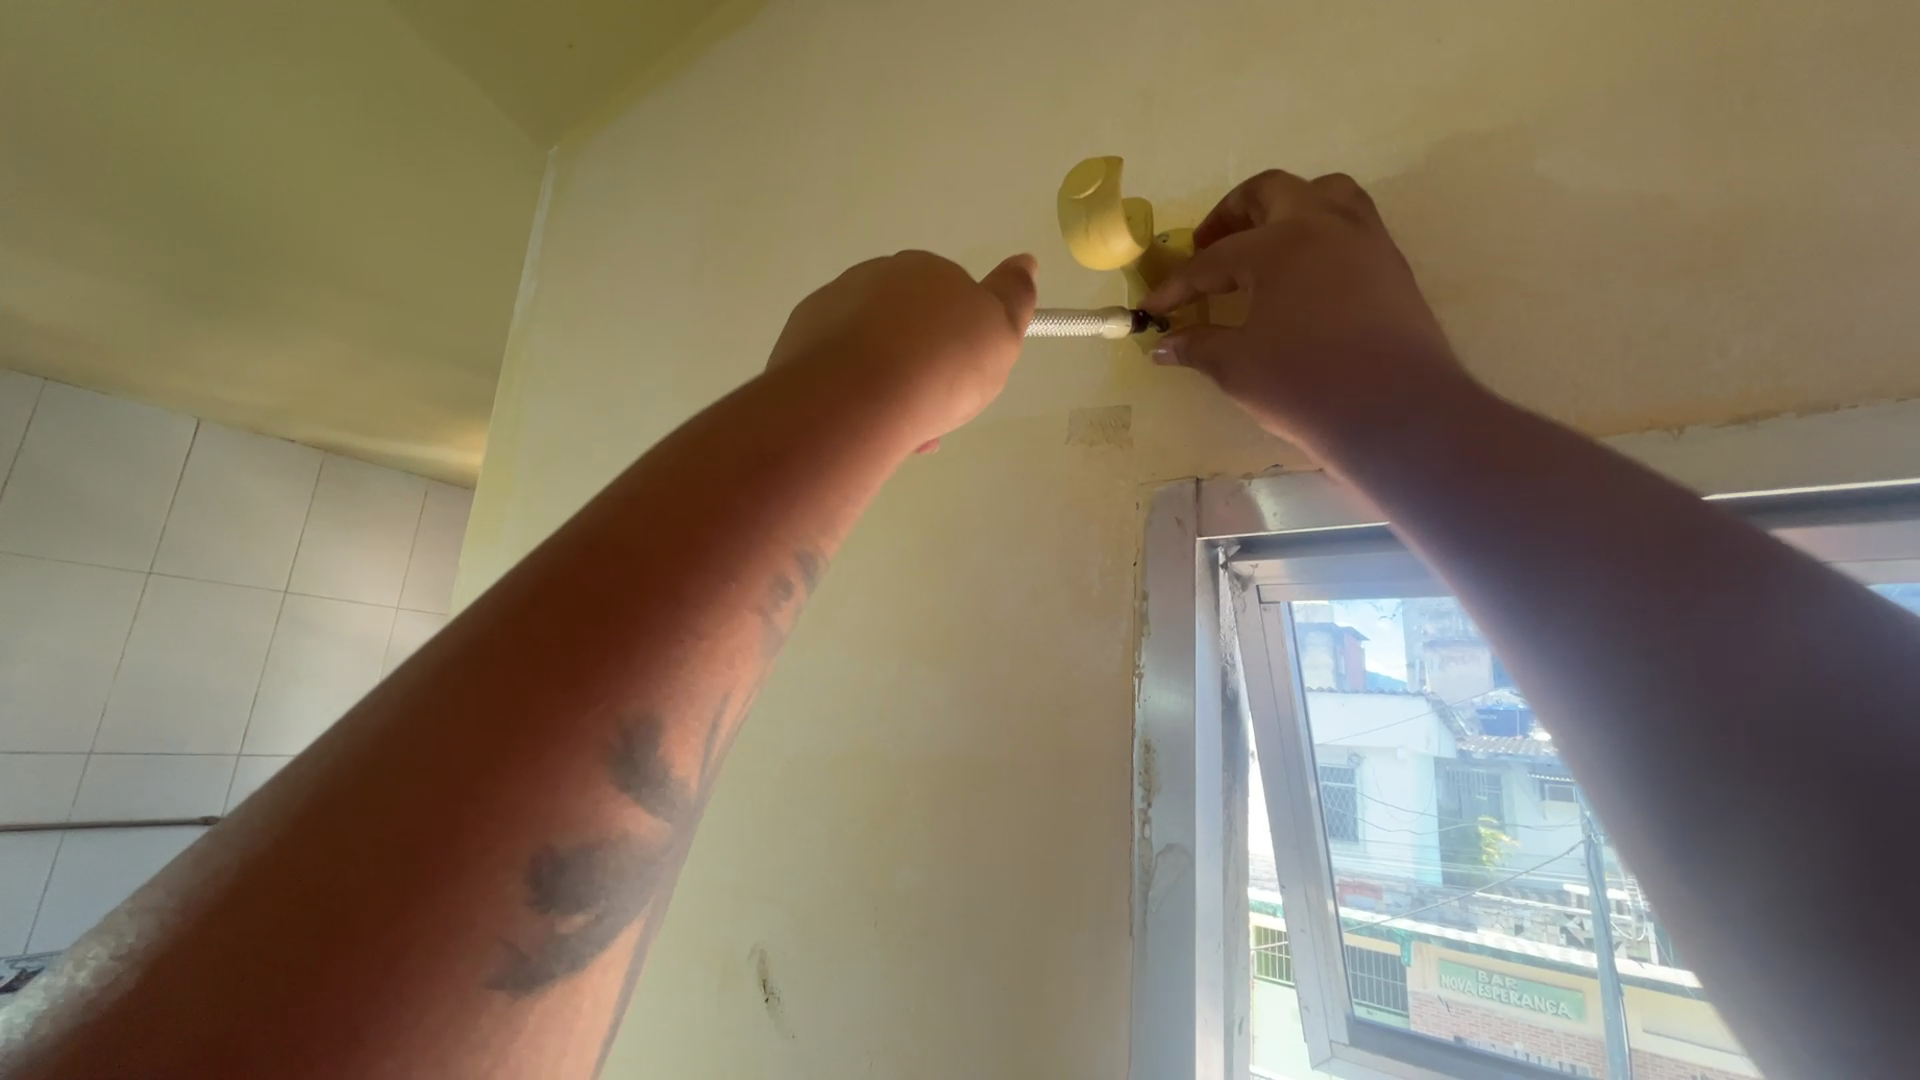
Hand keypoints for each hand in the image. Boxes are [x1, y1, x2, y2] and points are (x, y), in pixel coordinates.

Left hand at [768, 250, 1036, 453]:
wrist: (860, 396)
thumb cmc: (943, 364)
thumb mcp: (1000, 332)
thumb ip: (1014, 298)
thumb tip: (1024, 261)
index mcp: (924, 269)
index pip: (948, 299)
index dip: (959, 341)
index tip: (965, 378)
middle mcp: (873, 277)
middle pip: (905, 324)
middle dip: (921, 363)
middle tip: (934, 408)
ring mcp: (830, 307)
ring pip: (869, 349)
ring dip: (887, 382)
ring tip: (901, 428)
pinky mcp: (798, 342)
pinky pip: (836, 368)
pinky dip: (853, 392)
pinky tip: (865, 424)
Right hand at [1142, 170, 1475, 452]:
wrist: (1395, 413)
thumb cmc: (1306, 383)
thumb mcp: (1237, 367)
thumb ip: (1198, 346)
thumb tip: (1163, 345)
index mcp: (1279, 244)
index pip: (1213, 259)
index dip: (1177, 285)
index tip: (1153, 307)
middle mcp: (1324, 225)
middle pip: (1271, 192)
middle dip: (1231, 214)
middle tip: (1206, 246)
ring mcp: (1365, 240)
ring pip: (1323, 193)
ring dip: (1285, 209)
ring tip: (1262, 244)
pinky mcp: (1391, 265)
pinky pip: (1351, 225)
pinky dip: (1319, 234)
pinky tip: (1302, 275)